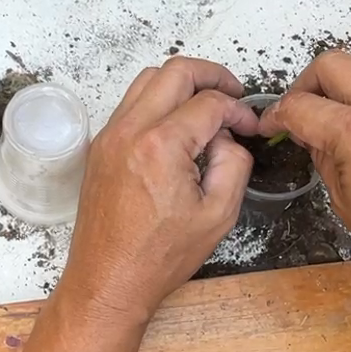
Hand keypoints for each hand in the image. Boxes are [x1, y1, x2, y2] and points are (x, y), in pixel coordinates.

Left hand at [60, 57, 258, 324]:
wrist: (108, 280)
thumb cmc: (159, 257)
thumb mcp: (218, 214)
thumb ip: (234, 163)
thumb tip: (228, 137)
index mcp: (160, 146)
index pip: (210, 102)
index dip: (238, 109)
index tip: (249, 125)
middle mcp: (129, 131)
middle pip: (175, 71)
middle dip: (212, 75)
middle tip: (233, 93)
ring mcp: (109, 136)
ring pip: (148, 79)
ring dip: (181, 84)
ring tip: (206, 107)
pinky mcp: (100, 147)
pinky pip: (131, 104)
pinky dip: (158, 102)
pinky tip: (177, 128)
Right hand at [259, 49, 350, 319]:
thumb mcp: (348, 206)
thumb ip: (327, 160)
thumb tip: (315, 136)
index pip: (300, 107)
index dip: (276, 115)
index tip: (274, 122)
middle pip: (331, 64)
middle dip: (308, 83)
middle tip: (305, 107)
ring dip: (350, 76)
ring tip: (346, 104)